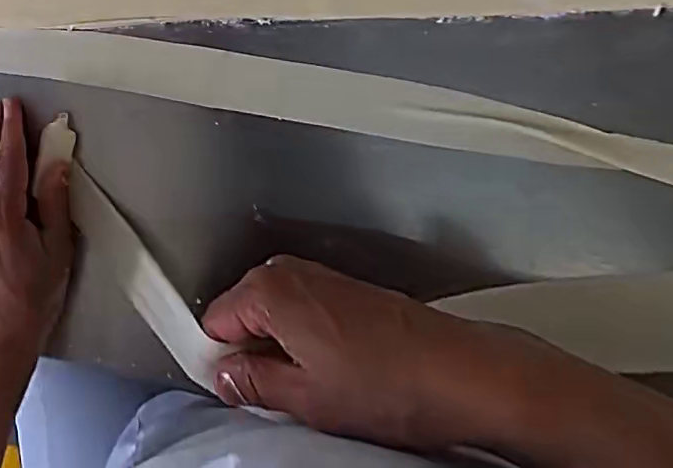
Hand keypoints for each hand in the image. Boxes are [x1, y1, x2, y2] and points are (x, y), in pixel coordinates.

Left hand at [0, 97, 73, 354]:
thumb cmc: (35, 291)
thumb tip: (57, 163)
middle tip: (2, 103)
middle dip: (1, 130)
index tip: (14, 106)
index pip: (13, 160)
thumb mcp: (56, 247)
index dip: (15, 131)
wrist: (0, 327)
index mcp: (7, 211)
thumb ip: (55, 201)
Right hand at [203, 256, 528, 450]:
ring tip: (315, 382)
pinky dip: (303, 336)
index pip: (212, 320)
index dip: (217, 357)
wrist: (460, 371)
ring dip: (279, 345)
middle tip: (279, 393)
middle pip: (239, 311)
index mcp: (267, 290)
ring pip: (270, 312)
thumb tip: (226, 377)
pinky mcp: (336, 284)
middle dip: (251, 350)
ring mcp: (312, 274)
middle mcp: (285, 271)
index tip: (229, 383)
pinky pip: (297, 307)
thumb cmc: (392, 382)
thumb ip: (253, 384)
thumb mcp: (308, 401)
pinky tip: (334, 366)